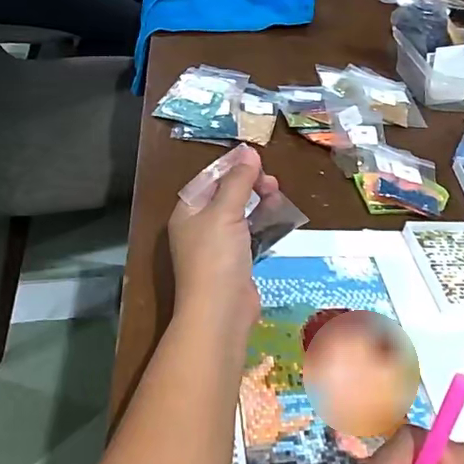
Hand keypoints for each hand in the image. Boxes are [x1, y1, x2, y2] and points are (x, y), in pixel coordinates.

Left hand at [167, 147, 277, 334]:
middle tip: (272, 182)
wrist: (220, 311)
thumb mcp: (225, 211)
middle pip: (224, 193)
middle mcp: (198, 225)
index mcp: (188, 210)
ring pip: (238, 212)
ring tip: (276, 195)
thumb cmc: (216, 256)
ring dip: (257, 201)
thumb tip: (249, 152)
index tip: (258, 157)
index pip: (209, 177)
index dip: (232, 165)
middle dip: (248, 183)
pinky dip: (260, 222)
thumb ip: (238, 181)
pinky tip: (276, 218)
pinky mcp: (234, 261)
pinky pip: (247, 233)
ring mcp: (216, 245)